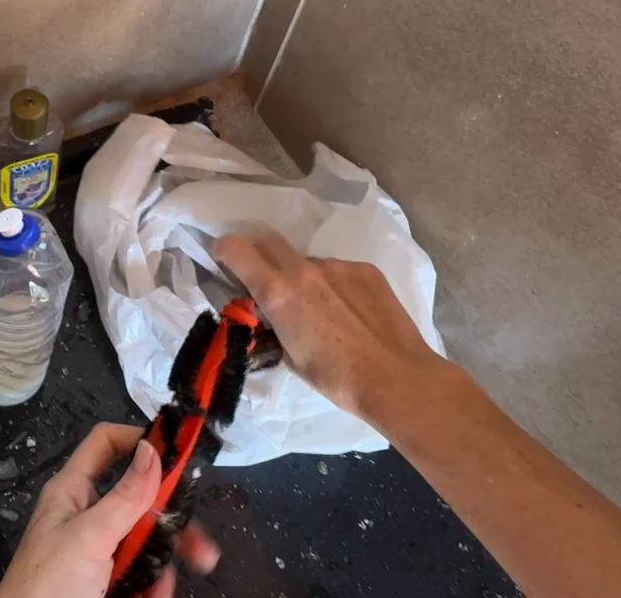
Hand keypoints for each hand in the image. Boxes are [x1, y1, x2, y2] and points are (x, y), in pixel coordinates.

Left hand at [0, 423, 219, 597]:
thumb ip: (125, 497)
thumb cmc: (49, 583)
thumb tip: (153, 448)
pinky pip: (140, 575)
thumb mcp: (89, 536)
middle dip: (170, 517)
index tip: (176, 454)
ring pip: (144, 541)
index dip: (137, 441)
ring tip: (197, 567)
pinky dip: (153, 585)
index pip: (106, 446)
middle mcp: (89, 516)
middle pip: (137, 500)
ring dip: (168, 557)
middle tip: (202, 541)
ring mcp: (99, 553)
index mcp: (74, 491)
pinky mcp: (107, 584)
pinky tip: (156, 594)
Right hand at [215, 231, 450, 421]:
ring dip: (303, 276)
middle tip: (265, 277)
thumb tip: (271, 316)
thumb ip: (273, 324)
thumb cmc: (337, 378)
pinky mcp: (366, 270)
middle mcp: (303, 270)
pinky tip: (351, 312)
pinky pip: (339, 269)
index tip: (221, 257)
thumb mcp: (289, 356)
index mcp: (277, 292)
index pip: (236, 248)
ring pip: (307, 261)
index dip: (223, 248)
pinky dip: (336, 284)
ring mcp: (337, 266)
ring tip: (322, 309)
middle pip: (268, 240)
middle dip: (259, 253)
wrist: (399, 380)